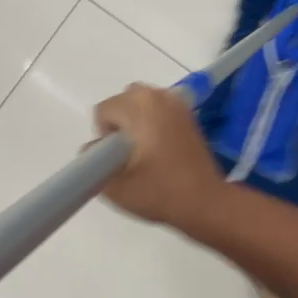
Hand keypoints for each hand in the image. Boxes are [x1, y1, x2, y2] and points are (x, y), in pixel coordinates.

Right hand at [93, 83, 226, 227]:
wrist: (205, 202)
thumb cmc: (159, 192)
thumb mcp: (116, 185)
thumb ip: (93, 163)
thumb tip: (92, 149)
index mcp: (139, 106)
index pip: (104, 110)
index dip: (105, 136)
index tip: (118, 158)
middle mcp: (157, 95)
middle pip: (123, 101)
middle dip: (120, 124)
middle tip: (129, 155)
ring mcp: (176, 102)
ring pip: (141, 102)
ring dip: (136, 120)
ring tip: (145, 151)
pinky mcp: (188, 113)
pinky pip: (159, 108)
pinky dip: (153, 121)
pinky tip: (161, 148)